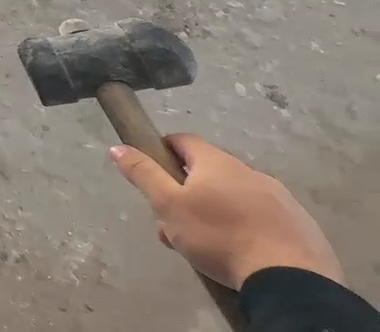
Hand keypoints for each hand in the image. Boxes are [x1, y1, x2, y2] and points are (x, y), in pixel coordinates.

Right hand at [109, 134, 341, 290]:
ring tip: (205, 244)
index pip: (182, 140)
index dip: (162, 151)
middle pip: (209, 173)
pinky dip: (248, 228)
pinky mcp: (306, 230)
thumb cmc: (220, 236)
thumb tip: (119, 147)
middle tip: (174, 220)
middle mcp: (253, 174)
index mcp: (219, 163)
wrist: (293, 284)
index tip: (153, 175)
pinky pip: (265, 219)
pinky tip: (242, 252)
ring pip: (237, 198)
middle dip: (187, 192)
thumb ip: (142, 173)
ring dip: (216, 212)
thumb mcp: (167, 204)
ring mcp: (285, 202)